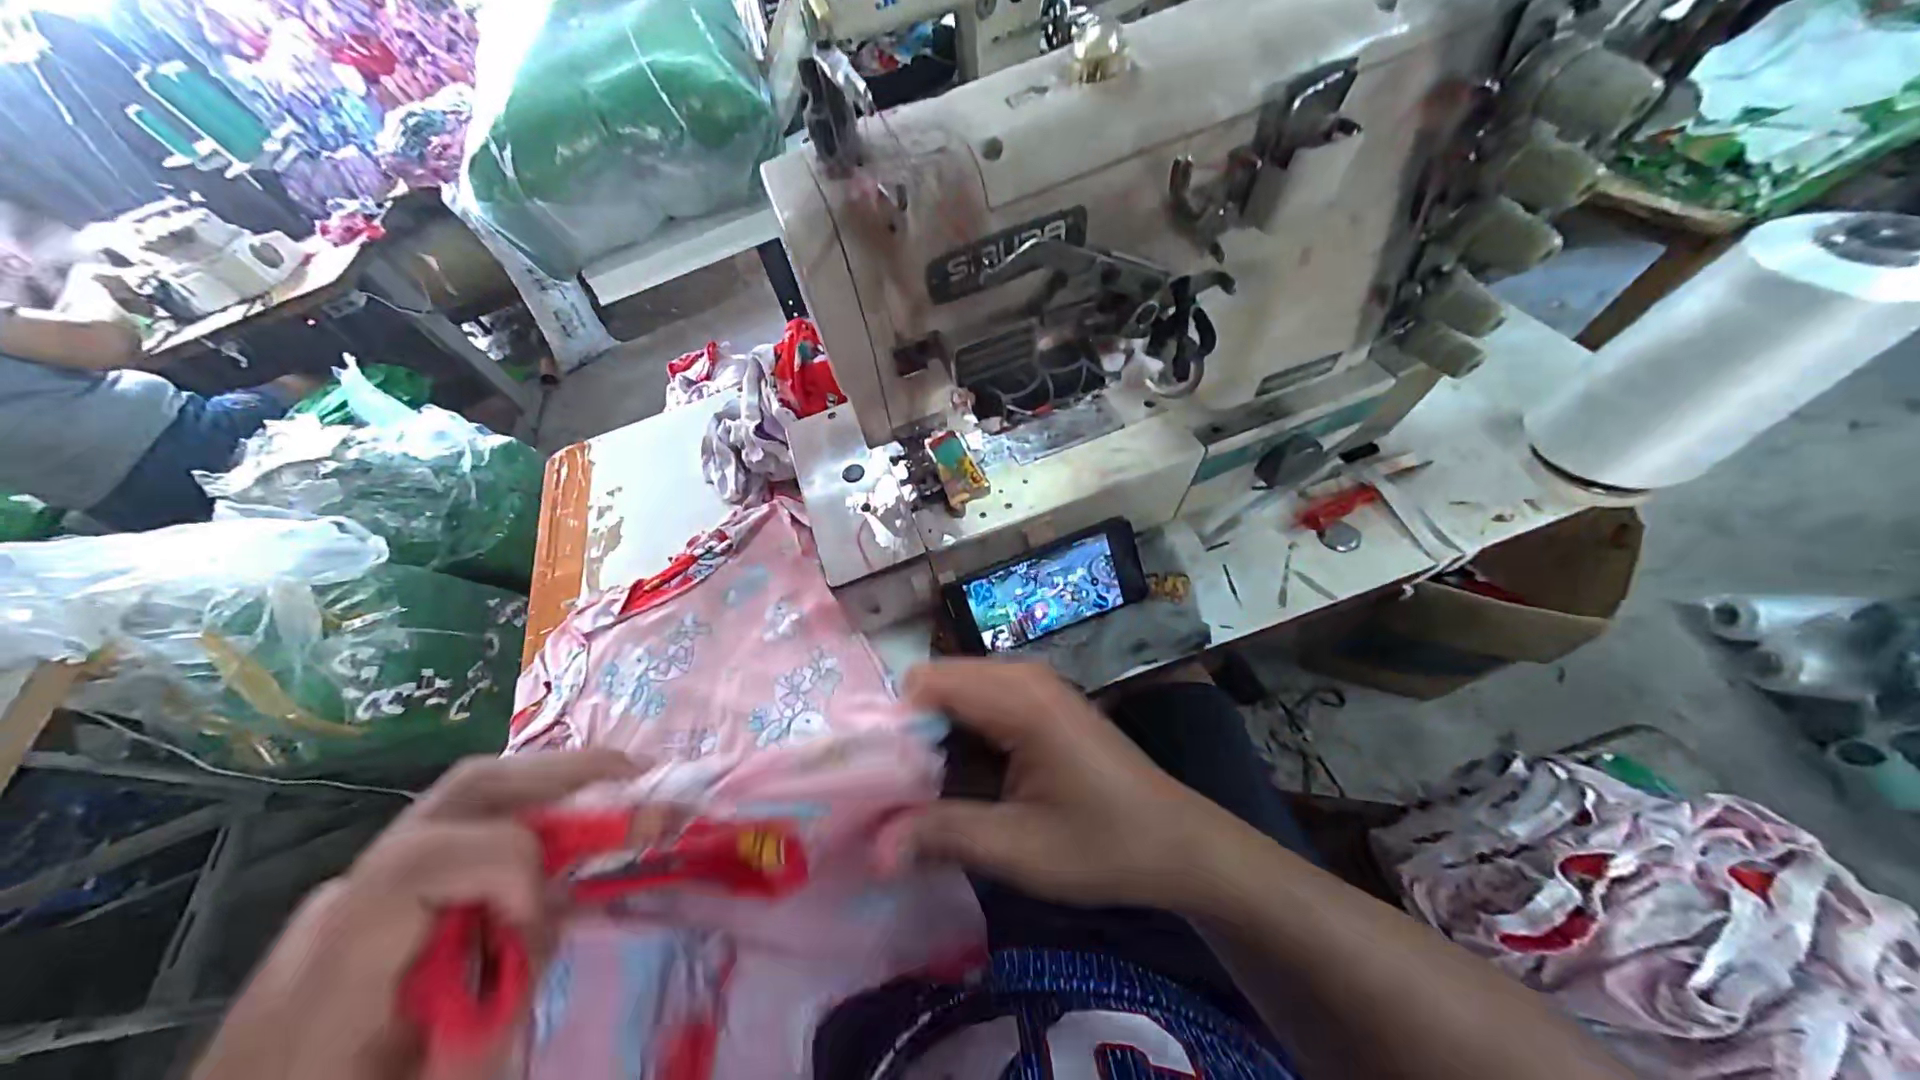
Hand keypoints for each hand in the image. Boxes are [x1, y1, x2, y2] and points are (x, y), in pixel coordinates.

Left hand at [193, 750, 639, 1079]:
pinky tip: (574, 826)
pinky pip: (469, 825)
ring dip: (555, 781)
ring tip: (622, 781)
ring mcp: (367, 879)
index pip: (422, 859)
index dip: (505, 865)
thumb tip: (546, 934)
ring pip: (470, 794)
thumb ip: (491, 1021)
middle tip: (636, 777)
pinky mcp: (384, 885)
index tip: (540, 923)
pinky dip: (534, 810)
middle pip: (460, 794)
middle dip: (560, 777)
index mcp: (337, 960)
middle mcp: (350, 895)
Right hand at [905, 660, 1260, 911]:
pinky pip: (980, 705)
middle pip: (937, 684)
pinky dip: (959, 738)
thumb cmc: (1105, 844)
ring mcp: (1035, 687)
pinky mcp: (1041, 704)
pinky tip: (962, 782)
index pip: (926, 684)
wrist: (1179, 844)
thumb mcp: (1020, 850)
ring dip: (933, 739)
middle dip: (910, 735)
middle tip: (899, 795)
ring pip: (955, 694)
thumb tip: (874, 846)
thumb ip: (943, 835)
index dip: (894, 729)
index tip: (878, 782)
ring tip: (924, 794)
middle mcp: (1024, 678)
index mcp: (1020, 699)